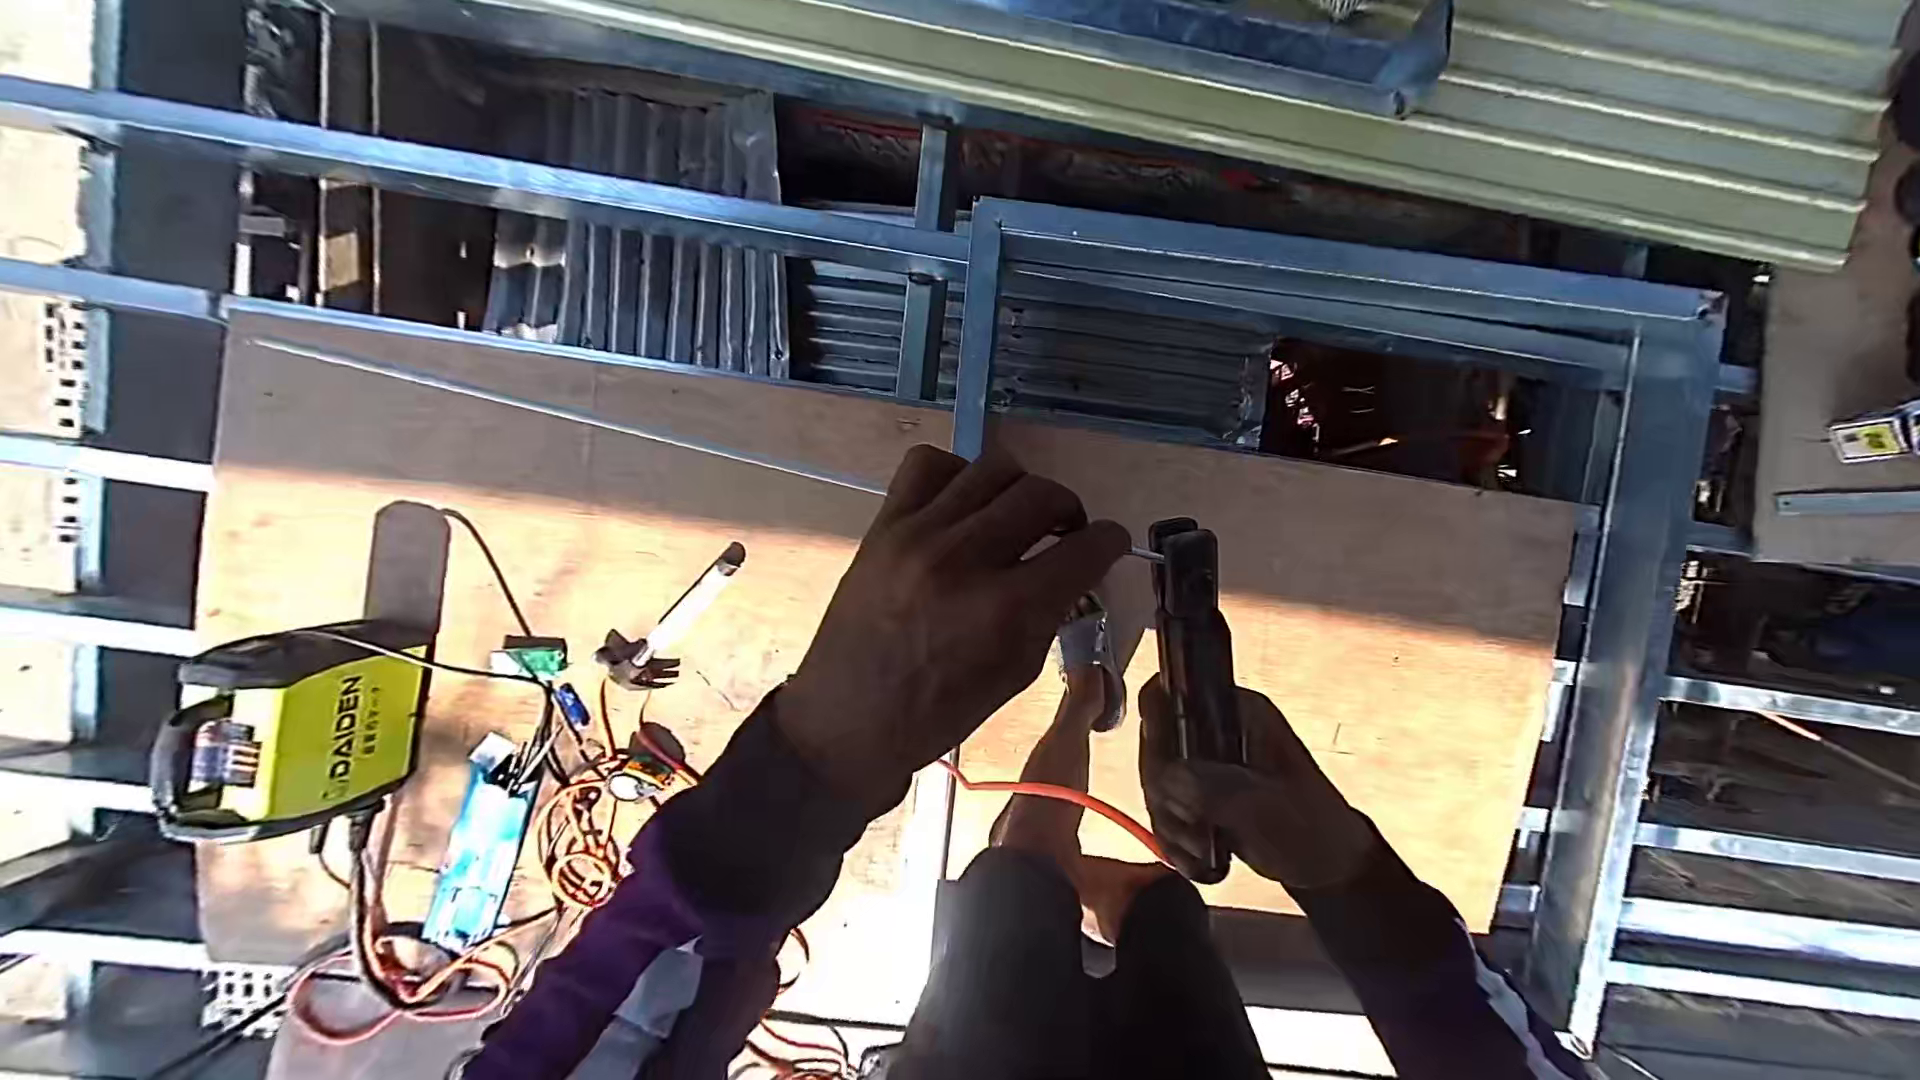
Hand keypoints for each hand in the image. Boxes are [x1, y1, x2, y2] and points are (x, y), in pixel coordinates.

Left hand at [779, 445, 1130, 815]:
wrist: (848, 717)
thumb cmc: (937, 713)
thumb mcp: (1014, 673)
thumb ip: (1050, 612)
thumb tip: (1073, 568)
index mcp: (1005, 610)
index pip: (1083, 550)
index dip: (1110, 541)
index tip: (1110, 541)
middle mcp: (965, 558)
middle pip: (1041, 494)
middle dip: (1069, 510)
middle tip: (1064, 532)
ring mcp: (918, 534)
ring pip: (992, 468)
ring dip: (1020, 489)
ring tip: (1015, 516)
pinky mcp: (884, 525)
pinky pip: (927, 465)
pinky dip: (957, 474)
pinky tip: (961, 504)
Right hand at [1139, 676, 1378, 889]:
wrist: (1325, 867)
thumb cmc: (1310, 826)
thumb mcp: (1267, 805)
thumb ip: (1216, 786)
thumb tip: (1167, 776)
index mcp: (1233, 711)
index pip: (1172, 694)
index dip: (1156, 724)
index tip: (1163, 767)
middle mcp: (1210, 727)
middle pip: (1154, 741)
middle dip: (1164, 788)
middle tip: (1191, 821)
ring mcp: (1199, 759)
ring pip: (1154, 777)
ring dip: (1169, 817)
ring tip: (1200, 845)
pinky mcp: (1193, 789)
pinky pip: (1161, 803)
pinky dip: (1171, 833)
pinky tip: (1195, 855)